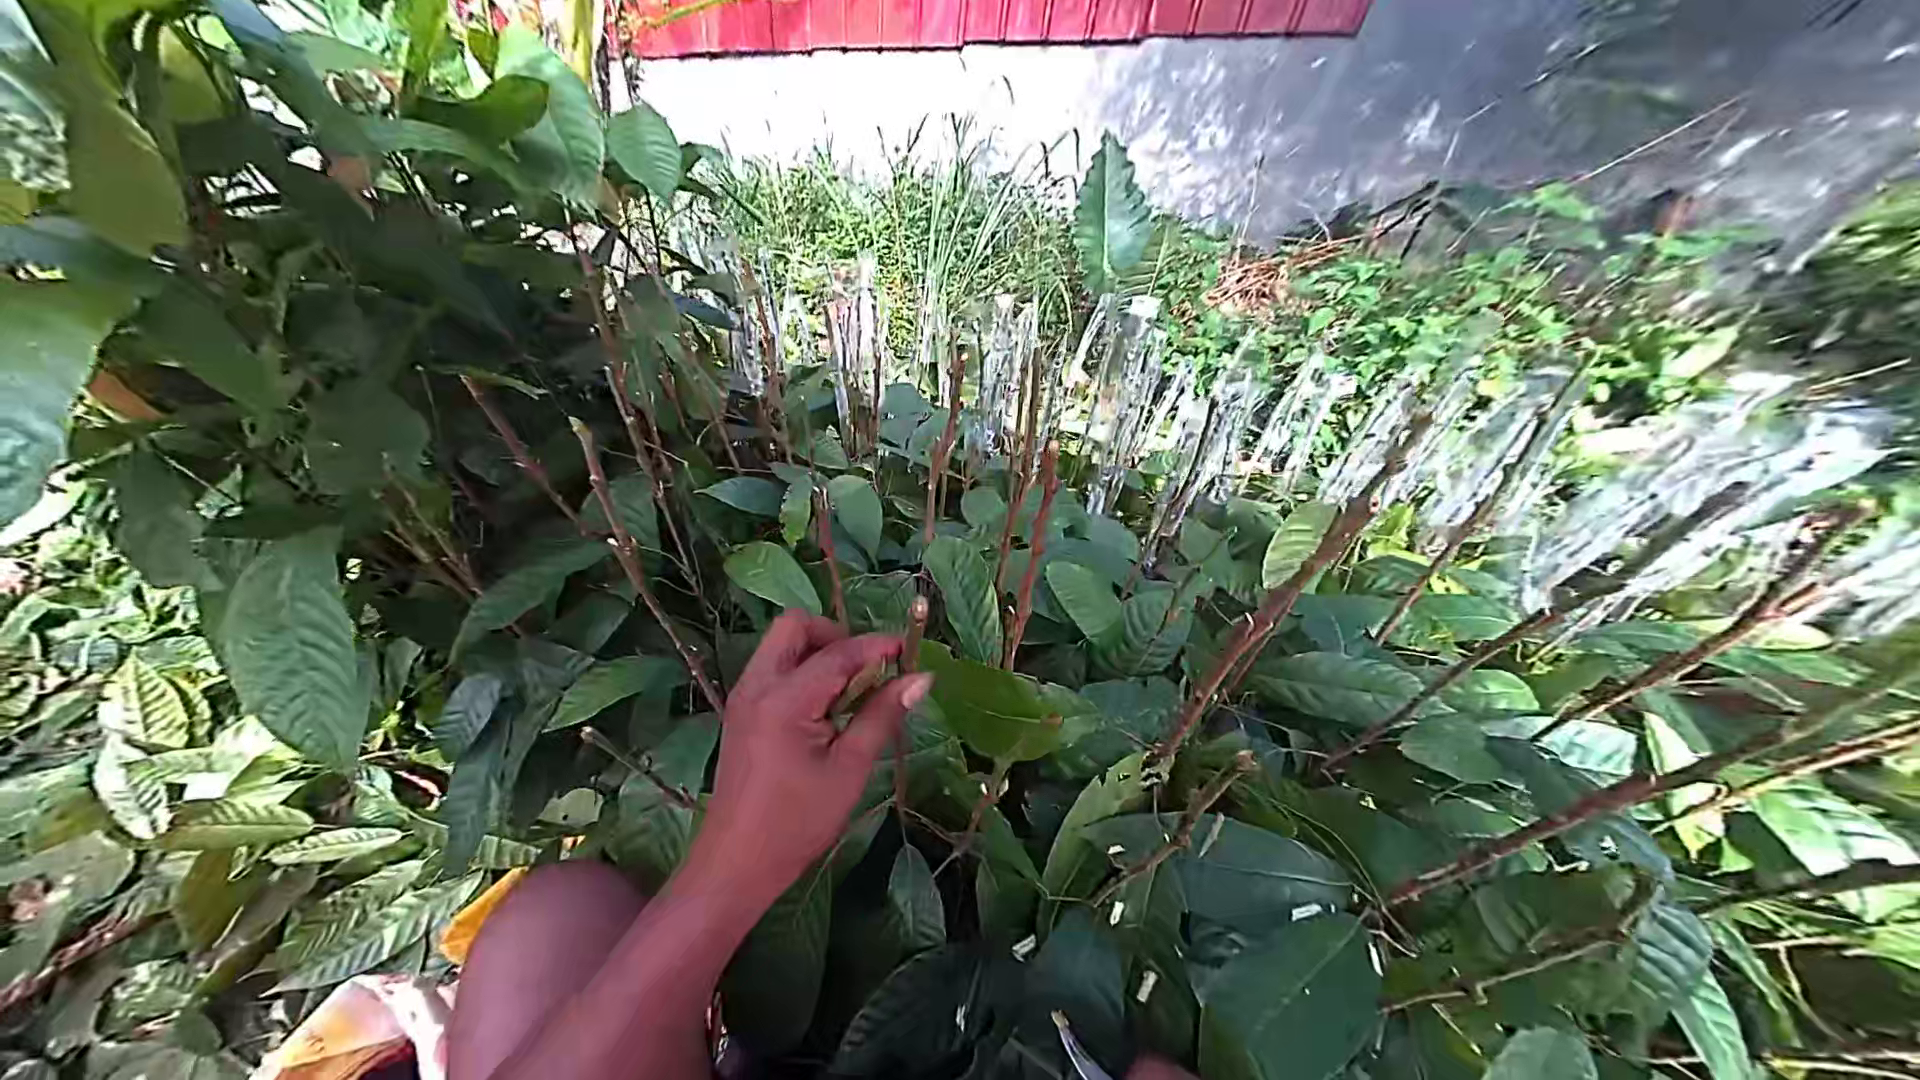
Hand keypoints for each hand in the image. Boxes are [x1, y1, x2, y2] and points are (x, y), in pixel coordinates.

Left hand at [688, 610, 933, 901]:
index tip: (910, 651)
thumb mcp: (850, 768)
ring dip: (821, 651)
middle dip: (837, 636)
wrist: (735, 865)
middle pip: (796, 626)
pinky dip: (805, 669)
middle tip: (868, 669)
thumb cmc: (797, 822)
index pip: (838, 652)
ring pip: (783, 643)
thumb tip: (921, 679)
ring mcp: (744, 695)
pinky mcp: (742, 709)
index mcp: (784, 700)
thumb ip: (882, 715)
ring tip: (851, 690)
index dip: (877, 645)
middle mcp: (757, 685)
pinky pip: (775, 666)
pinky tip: (827, 706)